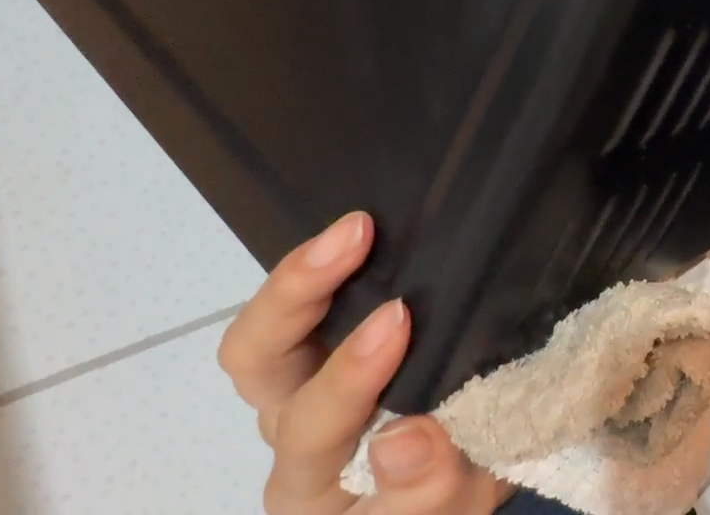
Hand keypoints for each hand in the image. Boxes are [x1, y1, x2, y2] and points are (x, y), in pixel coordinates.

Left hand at [218, 212, 512, 513]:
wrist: (439, 492)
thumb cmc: (445, 501)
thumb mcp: (454, 508)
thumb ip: (427, 490)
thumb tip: (405, 437)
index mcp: (315, 481)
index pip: (315, 426)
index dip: (350, 374)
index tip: (400, 320)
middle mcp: (294, 428)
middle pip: (255, 361)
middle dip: (294, 294)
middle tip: (356, 235)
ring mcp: (305, 385)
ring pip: (269, 328)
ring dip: (304, 272)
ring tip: (359, 223)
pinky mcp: (333, 350)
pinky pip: (314, 308)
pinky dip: (332, 267)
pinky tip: (375, 232)